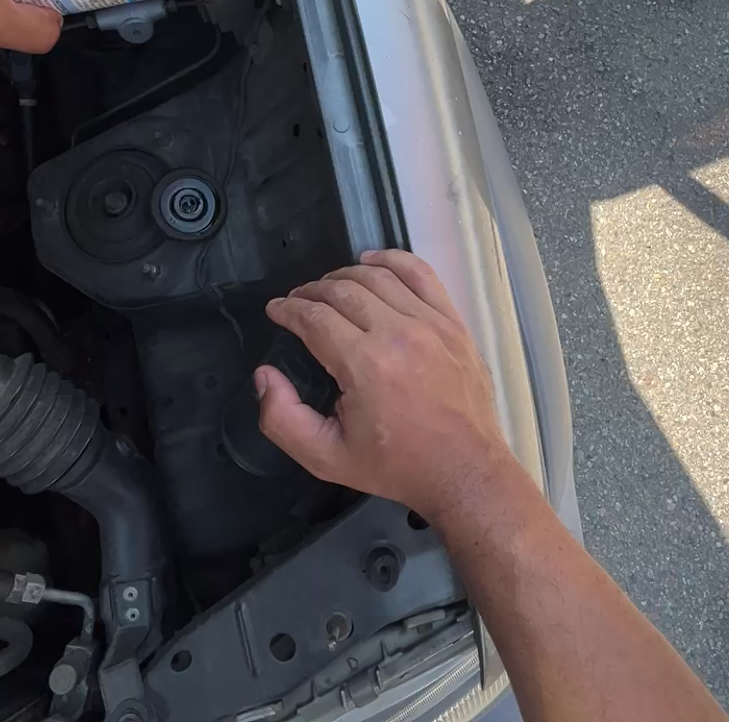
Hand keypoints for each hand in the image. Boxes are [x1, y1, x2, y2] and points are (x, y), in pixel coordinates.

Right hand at [259, 249, 519, 524]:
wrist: (464, 470)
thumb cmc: (396, 465)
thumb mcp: (326, 457)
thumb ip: (282, 419)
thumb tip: (264, 374)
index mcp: (365, 365)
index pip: (315, 318)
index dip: (288, 309)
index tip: (276, 310)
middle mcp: (397, 333)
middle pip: (342, 290)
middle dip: (310, 291)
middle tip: (297, 301)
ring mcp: (430, 323)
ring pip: (378, 277)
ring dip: (344, 274)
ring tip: (327, 286)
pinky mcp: (453, 322)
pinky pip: (421, 274)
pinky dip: (393, 259)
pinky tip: (373, 260)